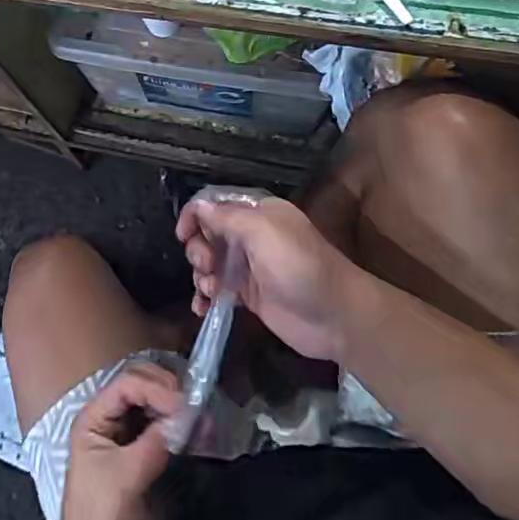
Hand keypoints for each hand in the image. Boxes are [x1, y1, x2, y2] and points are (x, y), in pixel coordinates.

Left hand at [61, 363, 182, 519]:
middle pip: (140, 384)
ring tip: (198, 415)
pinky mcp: (140, 450)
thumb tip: (184, 418)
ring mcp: (125, 433)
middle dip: (167, 389)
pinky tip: (195, 428)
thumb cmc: (101, 515)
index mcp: (94, 418)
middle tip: (190, 404)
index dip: (155, 388)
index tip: (182, 404)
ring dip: (176, 403)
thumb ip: (153, 444)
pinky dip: (179, 421)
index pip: (126, 384)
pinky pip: (161, 423)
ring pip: (153, 401)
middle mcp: (109, 418)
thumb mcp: (124, 479)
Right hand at [176, 197, 367, 362]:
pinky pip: (218, 290)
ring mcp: (250, 266)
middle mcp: (252, 235)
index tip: (183, 236)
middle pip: (209, 233)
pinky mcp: (250, 295)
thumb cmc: (299, 266)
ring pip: (211, 262)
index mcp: (258, 211)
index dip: (196, 215)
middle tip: (207, 265)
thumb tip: (198, 206)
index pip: (216, 203)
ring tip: (210, 289)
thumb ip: (228, 218)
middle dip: (199, 248)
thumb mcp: (263, 232)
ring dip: (201, 274)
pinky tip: (203, 308)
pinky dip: (206, 297)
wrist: (335, 316)